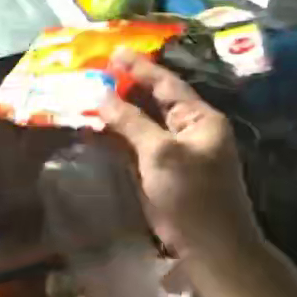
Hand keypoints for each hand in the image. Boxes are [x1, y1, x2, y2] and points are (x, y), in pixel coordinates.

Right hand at [97, 49, 260, 262]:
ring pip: (140, 123)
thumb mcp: (161, 152)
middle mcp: (187, 130)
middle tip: (96, 71)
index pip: (166, 85)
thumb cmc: (192, 194)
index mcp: (199, 119)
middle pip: (153, 101)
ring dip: (116, 111)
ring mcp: (172, 152)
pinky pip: (133, 145)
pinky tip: (94, 129)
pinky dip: (115, 135)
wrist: (209, 244)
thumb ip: (131, 122)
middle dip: (125, 86)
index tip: (113, 52)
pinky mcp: (158, 172)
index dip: (139, 68)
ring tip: (88, 95)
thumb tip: (102, 97)